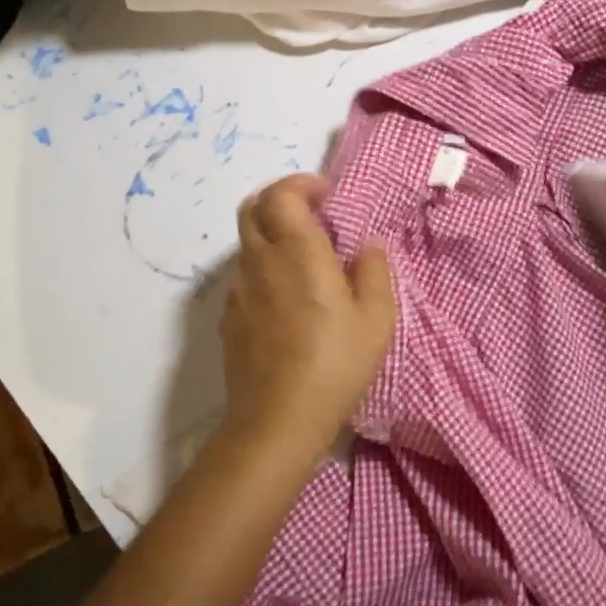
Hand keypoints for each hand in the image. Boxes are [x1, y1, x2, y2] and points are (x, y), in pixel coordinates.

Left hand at [220, 174, 396, 456]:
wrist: (277, 421)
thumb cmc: (335, 363)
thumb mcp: (376, 318)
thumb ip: (374, 271)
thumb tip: (369, 243)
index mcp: (297, 251)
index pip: (281, 194)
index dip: (301, 184)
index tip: (327, 196)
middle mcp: (260, 261)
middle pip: (252, 207)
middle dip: (280, 200)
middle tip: (312, 216)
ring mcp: (238, 291)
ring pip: (246, 243)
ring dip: (271, 236)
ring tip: (305, 261)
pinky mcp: (229, 319)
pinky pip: (243, 277)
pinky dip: (263, 269)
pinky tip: (288, 300)